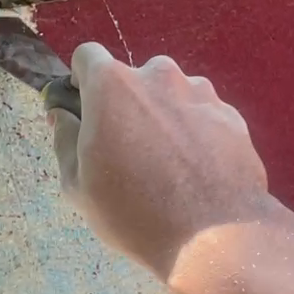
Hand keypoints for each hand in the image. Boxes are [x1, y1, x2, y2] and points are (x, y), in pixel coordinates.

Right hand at [49, 43, 290, 293]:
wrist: (214, 236)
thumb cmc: (134, 212)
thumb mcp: (77, 184)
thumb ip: (64, 138)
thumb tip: (62, 114)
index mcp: (112, 85)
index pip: (88, 56)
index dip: (82, 82)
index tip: (86, 110)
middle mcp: (158, 75)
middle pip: (134, 77)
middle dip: (128, 103)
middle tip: (129, 149)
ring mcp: (199, 91)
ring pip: (171, 93)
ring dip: (164, 115)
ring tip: (169, 163)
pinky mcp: (231, 113)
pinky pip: (202, 113)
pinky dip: (196, 131)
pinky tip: (197, 169)